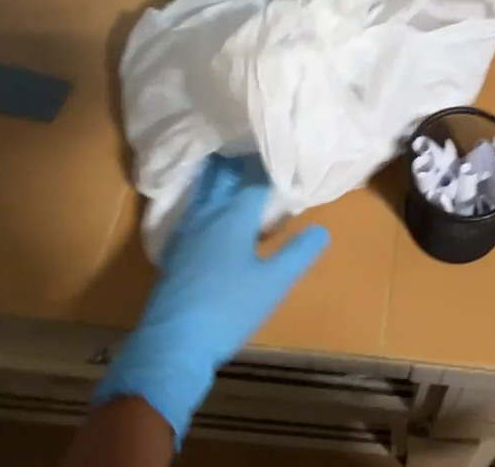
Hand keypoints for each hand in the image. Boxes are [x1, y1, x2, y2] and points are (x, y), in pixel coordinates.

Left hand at [95, 154, 329, 442]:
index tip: (283, 159)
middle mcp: (208, 216)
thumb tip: (322, 229)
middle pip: (223, 179)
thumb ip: (298, 253)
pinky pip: (192, 212)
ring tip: (229, 167)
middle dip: (238, 164)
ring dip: (217, 178)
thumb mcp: (273, 283)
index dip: (270, 171)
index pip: (255, 182)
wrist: (172, 344)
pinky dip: (204, 201)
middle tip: (252, 149)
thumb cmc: (228, 309)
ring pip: (203, 193)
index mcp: (233, 216)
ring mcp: (186, 233)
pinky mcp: (174, 253)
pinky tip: (208, 214)